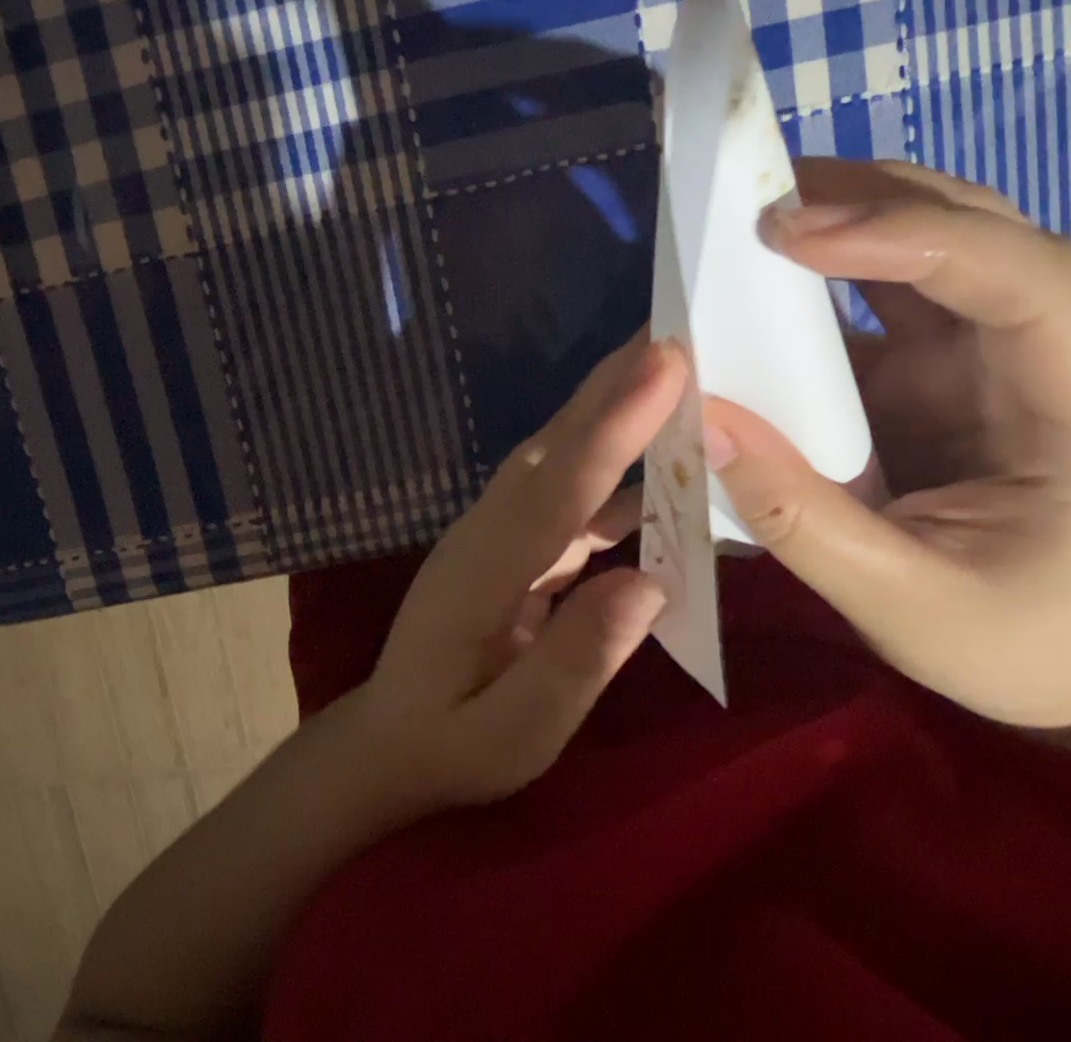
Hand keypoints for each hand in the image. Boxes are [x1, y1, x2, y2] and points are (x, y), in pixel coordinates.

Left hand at [334, 335, 688, 816]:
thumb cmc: (450, 747)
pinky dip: (613, 466)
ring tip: (680, 372)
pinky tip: (660, 462)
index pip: (554, 490)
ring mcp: (495, 535)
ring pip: (560, 461)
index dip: (610, 429)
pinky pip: (568, 493)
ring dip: (613, 414)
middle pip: (552, 450)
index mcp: (480, 576)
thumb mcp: (514, 735)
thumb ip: (574, 663)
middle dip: (612, 387)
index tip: (664, 364)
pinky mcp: (511, 546)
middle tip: (678, 324)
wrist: (390, 742)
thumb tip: (648, 586)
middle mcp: (485, 535)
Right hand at [702, 159, 1070, 728]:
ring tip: (756, 215)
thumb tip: (705, 417)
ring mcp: (993, 360)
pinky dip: (825, 282)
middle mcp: (1053, 356)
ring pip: (937, 250)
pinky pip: (888, 302)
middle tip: (762, 196)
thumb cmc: (1007, 645)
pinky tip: (766, 278)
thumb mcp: (897, 600)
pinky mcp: (942, 374)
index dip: (912, 238)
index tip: (793, 233)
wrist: (1055, 671)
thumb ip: (798, 516)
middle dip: (876, 199)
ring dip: (852, 220)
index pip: (1023, 282)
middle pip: (984, 234)